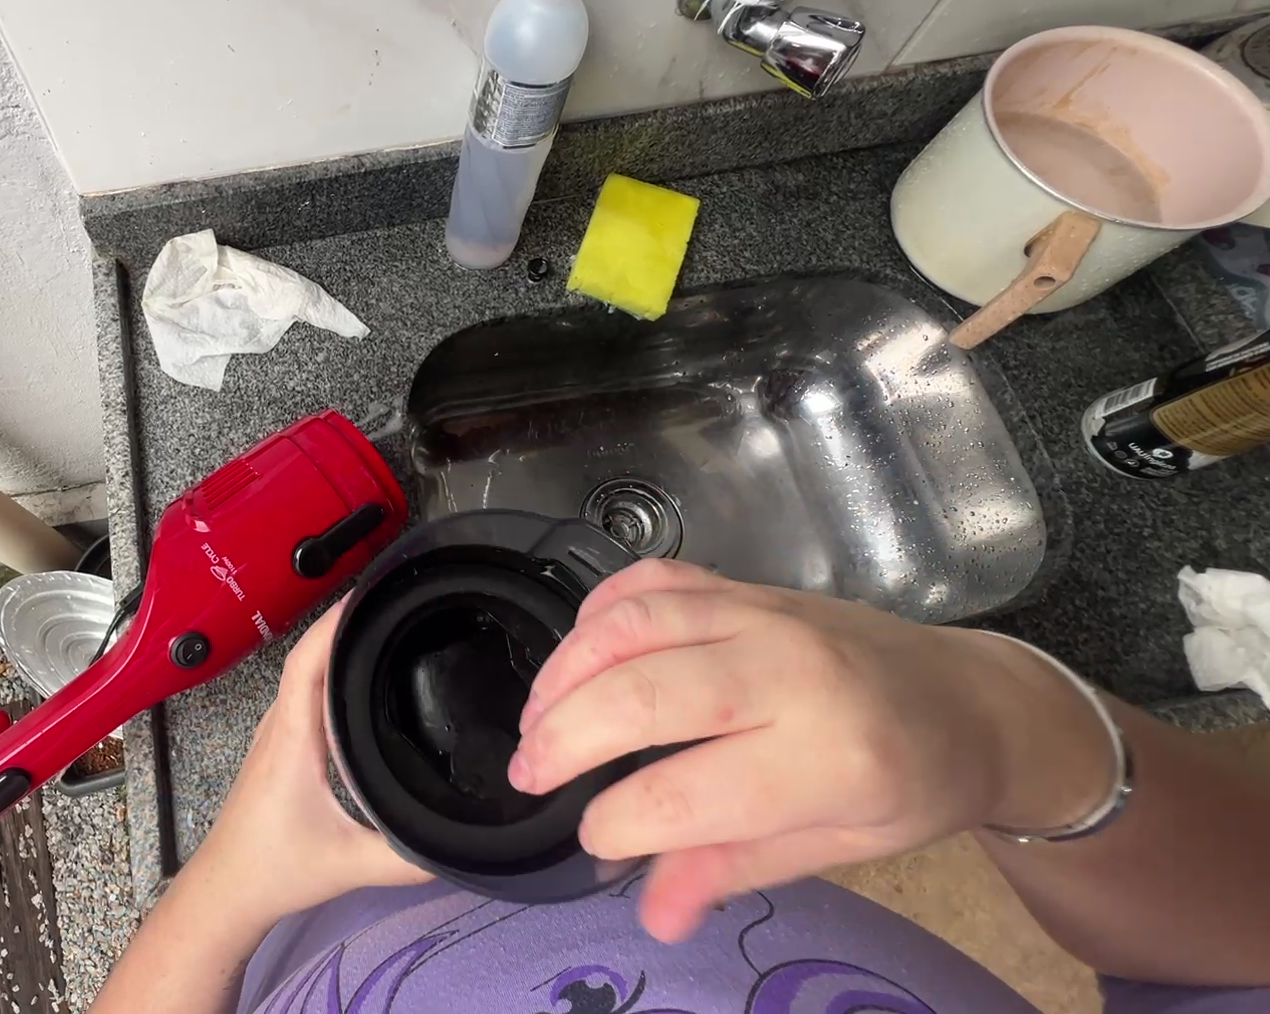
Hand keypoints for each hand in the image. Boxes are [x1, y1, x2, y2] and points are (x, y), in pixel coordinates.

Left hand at [189, 600, 429, 923]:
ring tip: (384, 634)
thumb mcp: (347, 865)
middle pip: (308, 656)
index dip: (332, 622)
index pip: (306, 660)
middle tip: (394, 608)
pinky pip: (304, 693)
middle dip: (347, 624)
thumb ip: (405, 858)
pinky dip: (330, 675)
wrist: (224, 890)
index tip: (369, 596)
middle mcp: (280, 723)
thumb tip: (456, 845)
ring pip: (305, 674)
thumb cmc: (274, 869)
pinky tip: (360, 683)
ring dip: (337, 648)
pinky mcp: (278, 744)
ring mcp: (275, 731)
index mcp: (293, 736)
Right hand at [509, 559, 1115, 941]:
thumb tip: (652, 915)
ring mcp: (757, 613)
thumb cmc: (909, 781)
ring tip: (534, 718)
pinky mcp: (736, 583)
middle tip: (527, 774)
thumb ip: (734, 868)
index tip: (593, 838)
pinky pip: (644, 582)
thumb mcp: (837, 846)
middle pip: (638, 697)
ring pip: (627, 627)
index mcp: (830, 758)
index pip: (686, 795)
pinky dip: (594, 614)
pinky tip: (576, 654)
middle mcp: (787, 672)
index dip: (617, 823)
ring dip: (561, 673)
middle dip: (562, 741)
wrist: (969, 697)